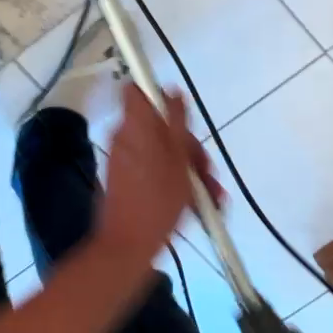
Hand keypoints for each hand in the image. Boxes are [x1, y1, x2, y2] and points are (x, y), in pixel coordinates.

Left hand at [96, 87, 220, 265]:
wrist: (128, 244)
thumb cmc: (157, 199)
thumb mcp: (177, 157)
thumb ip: (175, 121)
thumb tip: (172, 89)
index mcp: (135, 123)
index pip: (138, 89)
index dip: (159, 95)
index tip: (180, 117)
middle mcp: (124, 134)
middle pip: (158, 125)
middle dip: (186, 144)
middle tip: (205, 170)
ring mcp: (122, 156)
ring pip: (160, 150)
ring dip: (186, 167)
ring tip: (209, 195)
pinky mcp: (125, 178)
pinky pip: (153, 168)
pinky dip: (173, 179)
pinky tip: (196, 203)